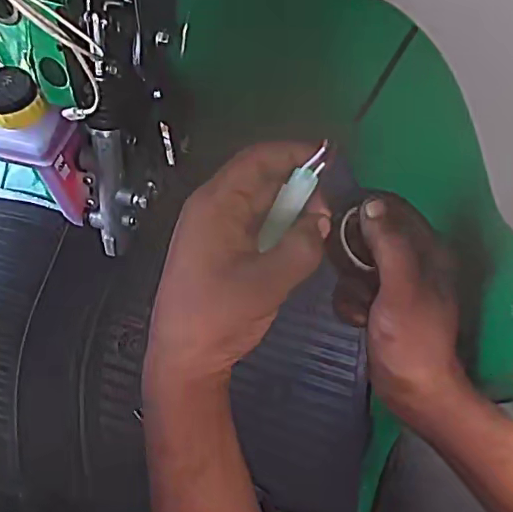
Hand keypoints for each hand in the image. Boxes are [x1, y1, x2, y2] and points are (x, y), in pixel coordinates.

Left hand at [146, 142, 331, 389]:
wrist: (183, 359)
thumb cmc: (217, 317)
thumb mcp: (268, 281)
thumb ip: (301, 246)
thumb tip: (320, 221)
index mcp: (216, 205)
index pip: (258, 159)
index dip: (295, 152)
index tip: (329, 156)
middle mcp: (212, 208)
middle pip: (259, 177)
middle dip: (297, 184)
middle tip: (328, 205)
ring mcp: (212, 229)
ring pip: (258, 202)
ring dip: (289, 207)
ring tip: (317, 224)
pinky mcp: (217, 249)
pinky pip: (252, 223)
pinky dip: (277, 226)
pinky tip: (296, 241)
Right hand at [332, 194, 479, 426]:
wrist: (414, 391)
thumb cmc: (412, 339)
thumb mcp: (401, 287)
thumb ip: (388, 244)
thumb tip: (371, 204)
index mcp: (429, 250)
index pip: (395, 209)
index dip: (367, 211)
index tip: (340, 222)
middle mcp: (413, 261)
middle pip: (370, 236)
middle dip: (353, 257)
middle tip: (352, 275)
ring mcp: (395, 284)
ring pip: (356, 264)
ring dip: (351, 286)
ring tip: (362, 308)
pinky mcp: (379, 304)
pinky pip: (353, 289)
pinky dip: (350, 303)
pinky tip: (358, 321)